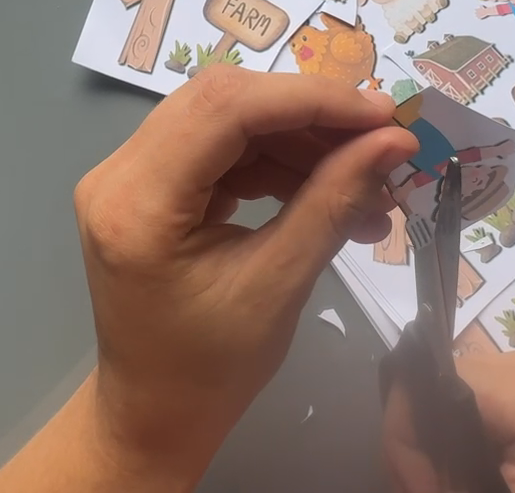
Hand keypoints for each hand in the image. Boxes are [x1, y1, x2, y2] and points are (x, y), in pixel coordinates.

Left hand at [77, 67, 417, 483]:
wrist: (153, 415)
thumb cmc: (210, 370)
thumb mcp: (279, 287)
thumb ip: (334, 202)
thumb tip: (395, 141)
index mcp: (137, 201)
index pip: (224, 108)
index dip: (309, 98)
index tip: (382, 115)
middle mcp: (119, 169)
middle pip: (223, 103)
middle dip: (310, 116)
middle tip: (381, 141)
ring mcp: (128, 171)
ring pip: (227, 120)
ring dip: (301, 143)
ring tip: (368, 183)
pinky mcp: (149, 180)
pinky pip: (221, 148)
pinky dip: (278, 162)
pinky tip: (328, 190)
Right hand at [383, 346, 514, 492]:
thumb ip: (443, 462)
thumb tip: (399, 446)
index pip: (430, 383)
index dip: (406, 436)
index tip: (413, 488)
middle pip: (444, 379)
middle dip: (424, 437)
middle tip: (426, 487)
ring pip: (463, 383)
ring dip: (446, 431)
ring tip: (452, 479)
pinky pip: (493, 390)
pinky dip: (475, 425)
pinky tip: (482, 464)